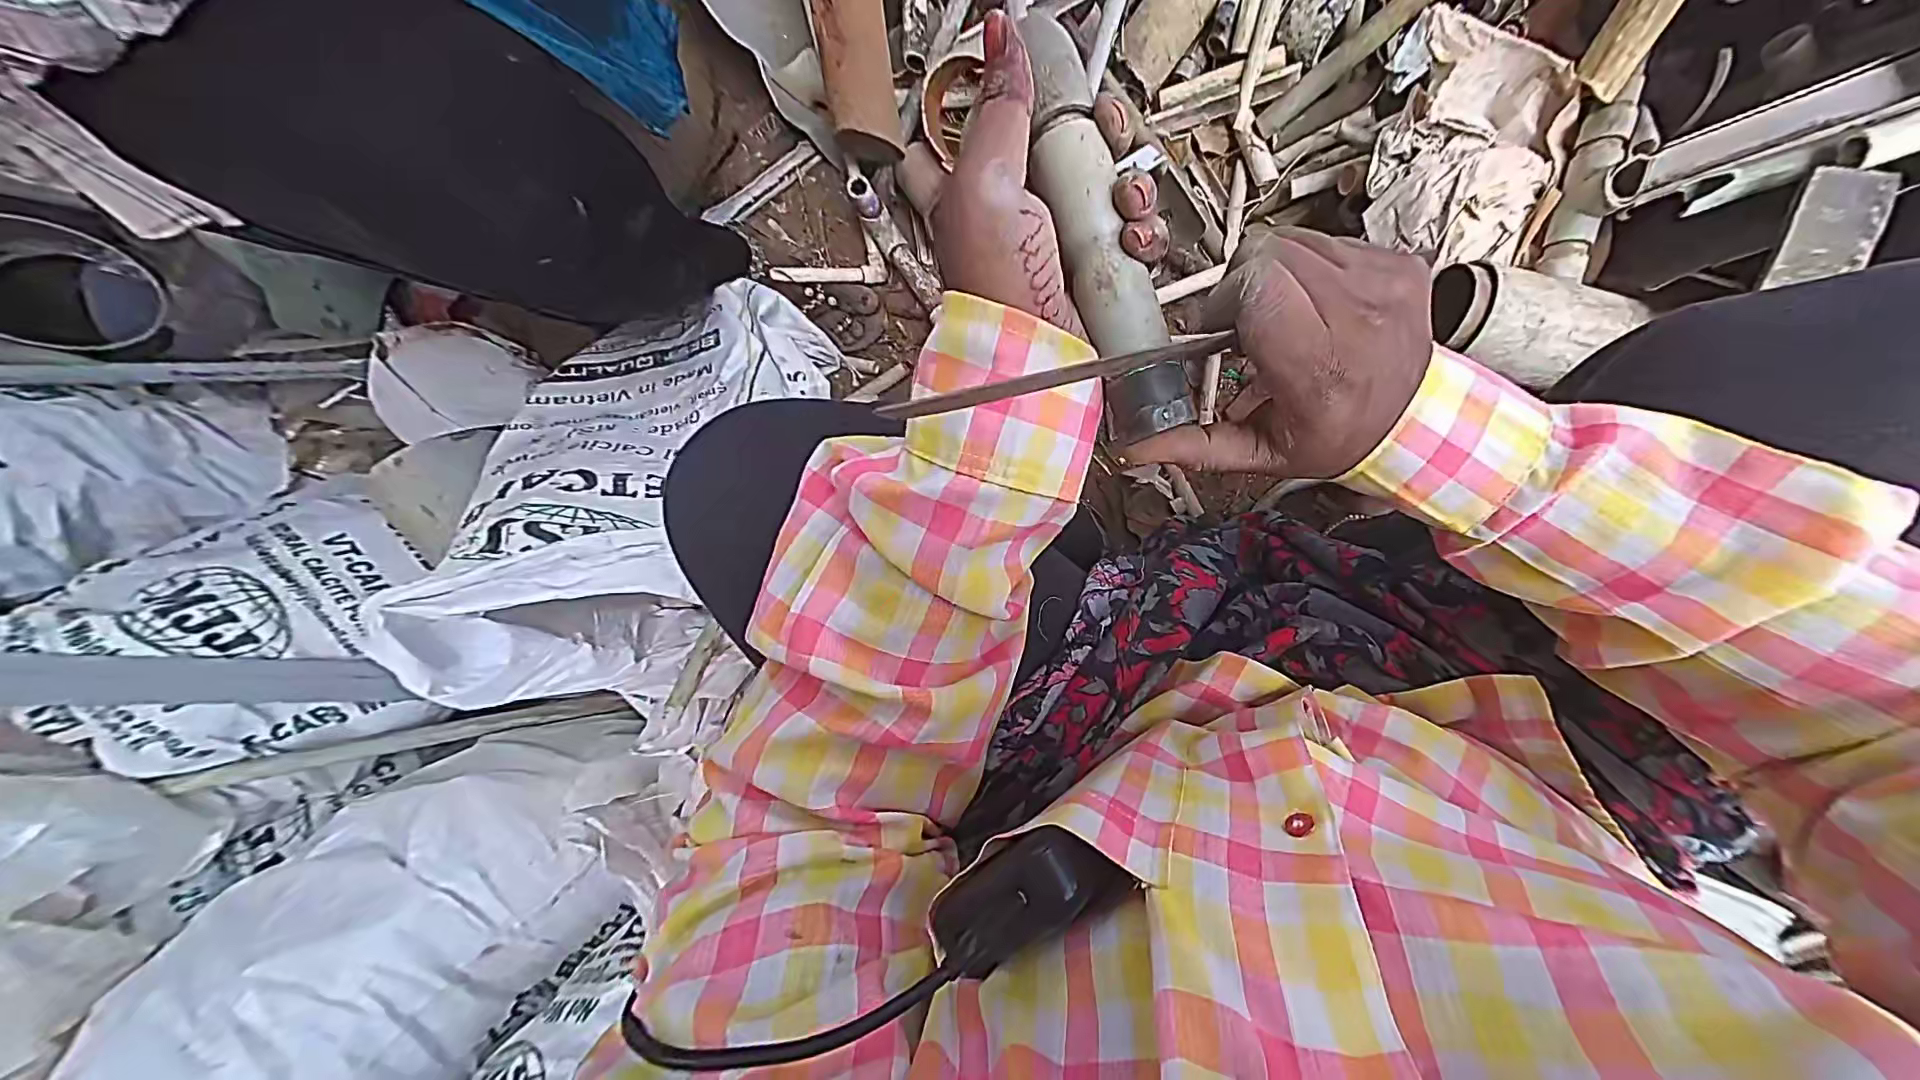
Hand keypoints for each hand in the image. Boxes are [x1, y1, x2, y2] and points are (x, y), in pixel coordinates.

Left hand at [897, 12, 1167, 334]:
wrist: (1038, 353)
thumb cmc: (996, 289)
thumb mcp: (985, 185)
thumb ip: (998, 110)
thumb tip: (999, 36)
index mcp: (980, 185)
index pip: (996, 119)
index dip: (1022, 93)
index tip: (1047, 75)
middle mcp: (1022, 208)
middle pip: (1069, 141)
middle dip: (1096, 134)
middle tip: (1102, 136)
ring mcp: (1063, 236)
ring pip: (1108, 179)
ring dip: (1127, 183)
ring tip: (1120, 203)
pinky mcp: (1098, 263)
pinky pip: (1132, 227)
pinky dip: (1141, 229)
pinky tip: (1130, 238)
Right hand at [1125, 228, 1432, 477]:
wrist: (1414, 419)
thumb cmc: (1338, 435)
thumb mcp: (1260, 453)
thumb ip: (1193, 445)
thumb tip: (1134, 446)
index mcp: (1321, 370)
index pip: (1257, 288)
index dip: (1223, 302)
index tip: (1221, 330)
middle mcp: (1360, 317)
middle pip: (1266, 255)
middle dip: (1238, 287)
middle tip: (1244, 326)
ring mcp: (1383, 281)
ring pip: (1289, 240)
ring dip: (1267, 275)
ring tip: (1277, 317)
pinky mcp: (1395, 261)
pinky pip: (1322, 240)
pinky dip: (1301, 268)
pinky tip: (1308, 304)